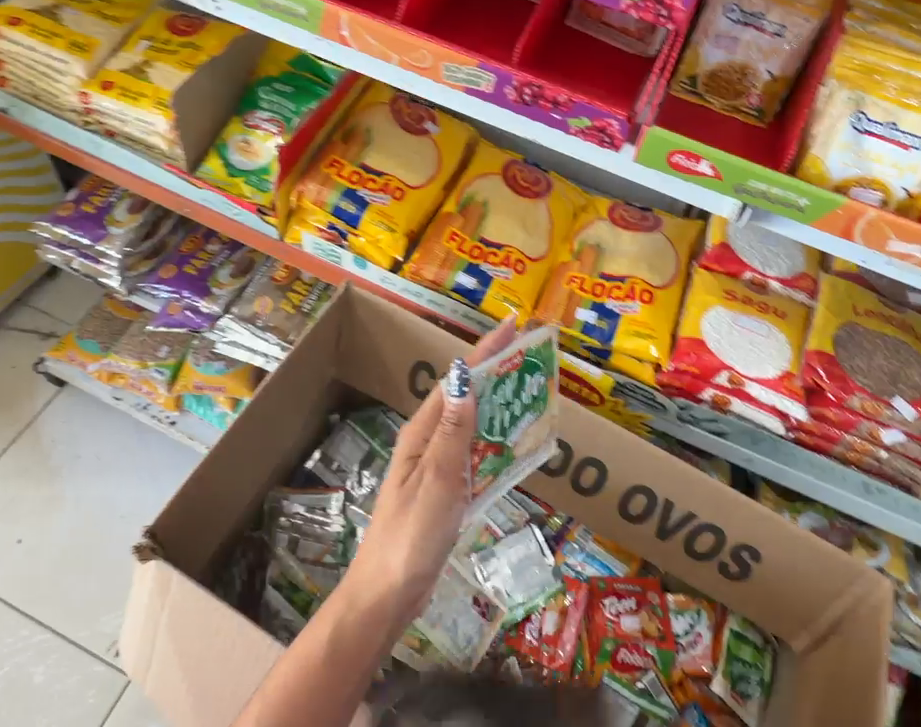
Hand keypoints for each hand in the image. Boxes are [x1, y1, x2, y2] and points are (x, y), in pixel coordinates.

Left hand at [346, 316, 515, 626]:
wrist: (387, 593)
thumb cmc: (410, 537)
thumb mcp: (437, 482)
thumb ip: (453, 433)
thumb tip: (467, 379)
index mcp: (421, 434)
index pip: (457, 381)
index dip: (485, 352)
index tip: (513, 326)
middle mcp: (427, 443)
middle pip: (465, 397)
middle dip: (496, 372)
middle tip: (532, 355)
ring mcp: (434, 468)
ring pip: (471, 425)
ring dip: (498, 405)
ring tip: (531, 391)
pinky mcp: (444, 492)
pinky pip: (474, 455)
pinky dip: (495, 442)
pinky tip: (514, 445)